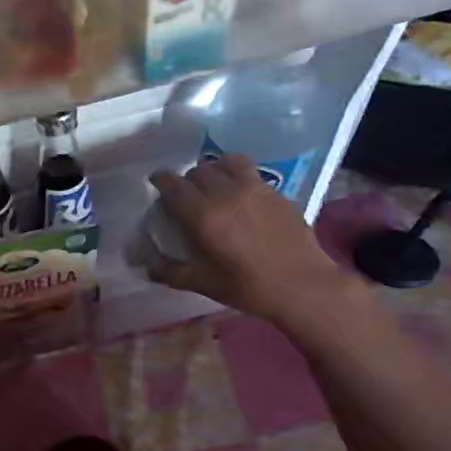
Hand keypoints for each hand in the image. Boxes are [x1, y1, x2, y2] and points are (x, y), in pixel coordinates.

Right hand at [146, 155, 354, 328]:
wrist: (303, 285)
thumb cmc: (248, 288)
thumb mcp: (203, 284)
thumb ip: (171, 272)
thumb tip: (148, 266)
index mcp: (203, 216)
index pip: (173, 185)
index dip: (161, 180)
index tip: (156, 183)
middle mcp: (225, 194)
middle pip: (198, 171)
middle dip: (187, 180)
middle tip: (186, 196)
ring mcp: (254, 189)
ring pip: (225, 163)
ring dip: (213, 170)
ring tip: (214, 185)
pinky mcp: (275, 192)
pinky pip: (250, 171)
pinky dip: (237, 175)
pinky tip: (241, 194)